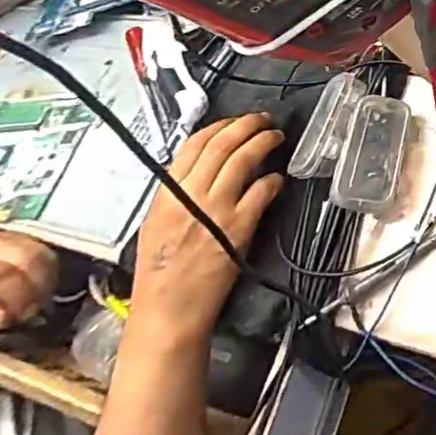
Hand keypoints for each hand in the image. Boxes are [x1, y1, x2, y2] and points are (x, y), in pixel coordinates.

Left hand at [0, 232, 58, 335]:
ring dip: (46, 277)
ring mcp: (5, 236)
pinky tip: (38, 284)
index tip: (21, 316)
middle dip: (37, 286)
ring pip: (40, 252)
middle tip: (33, 310)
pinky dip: (47, 268)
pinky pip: (43, 249)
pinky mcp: (18, 235)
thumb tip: (5, 317)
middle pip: (27, 259)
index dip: (18, 296)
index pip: (0, 275)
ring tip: (37, 299)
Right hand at [131, 114, 285, 338]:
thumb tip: (205, 165)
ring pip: (245, 159)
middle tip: (265, 120)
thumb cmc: (160, 274)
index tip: (235, 121)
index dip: (220, 125)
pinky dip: (274, 179)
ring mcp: (216, 210)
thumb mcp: (156, 224)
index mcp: (166, 195)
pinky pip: (262, 191)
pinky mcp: (240, 227)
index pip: (194, 144)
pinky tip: (278, 178)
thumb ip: (178, 193)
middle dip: (248, 125)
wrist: (168, 314)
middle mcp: (190, 197)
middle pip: (223, 144)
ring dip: (265, 141)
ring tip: (277, 136)